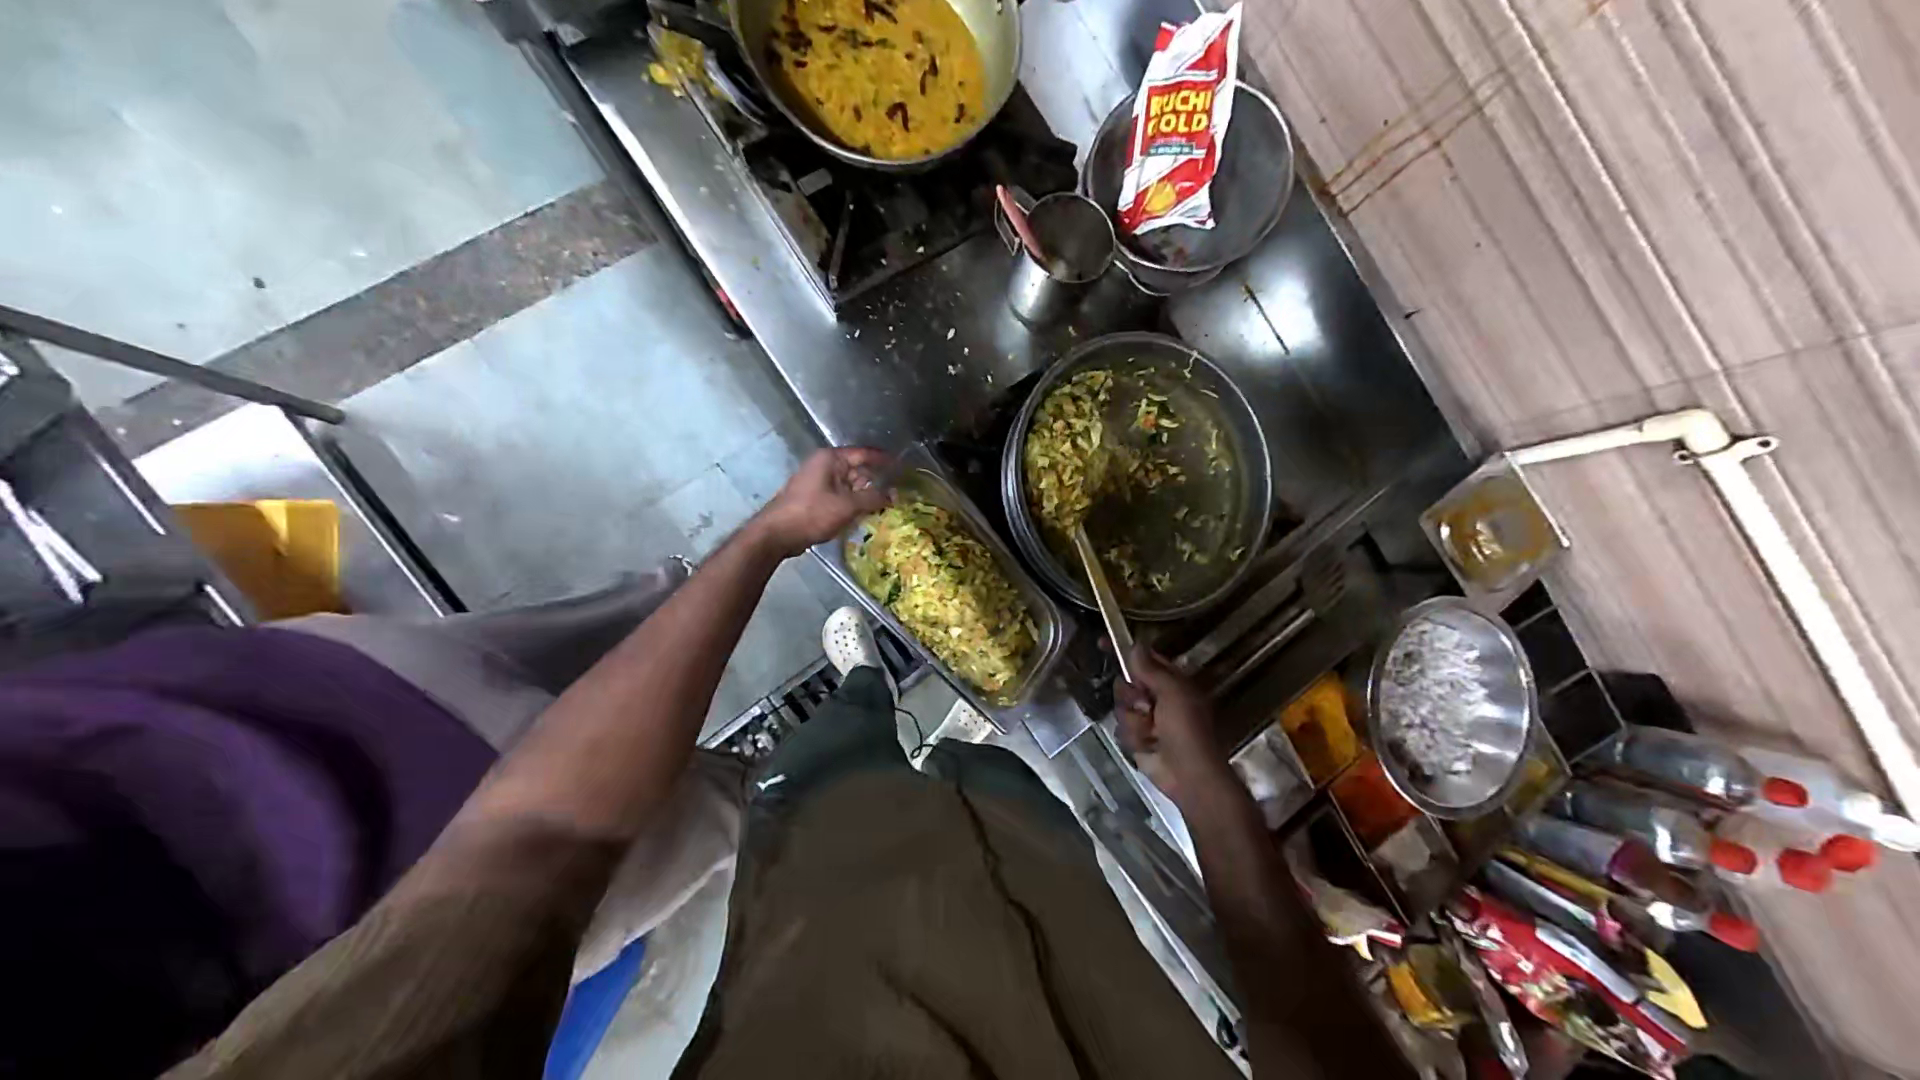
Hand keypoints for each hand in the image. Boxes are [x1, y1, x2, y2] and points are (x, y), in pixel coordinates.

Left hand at [753, 447, 891, 556]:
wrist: (777, 534)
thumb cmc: (812, 513)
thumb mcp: (847, 506)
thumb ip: (873, 498)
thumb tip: (894, 495)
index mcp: (830, 459)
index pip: (863, 453)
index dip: (884, 460)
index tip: (902, 466)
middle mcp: (824, 466)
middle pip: (857, 470)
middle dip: (876, 482)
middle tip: (897, 493)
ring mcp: (818, 482)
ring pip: (849, 485)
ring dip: (864, 496)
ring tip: (886, 506)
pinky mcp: (815, 498)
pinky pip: (840, 496)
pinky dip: (852, 503)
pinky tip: (865, 515)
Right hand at [1114, 644, 1231, 806]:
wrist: (1189, 775)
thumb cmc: (1187, 730)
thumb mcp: (1172, 693)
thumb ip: (1151, 669)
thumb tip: (1135, 644)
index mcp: (1171, 682)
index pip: (1143, 659)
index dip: (1124, 651)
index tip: (1103, 643)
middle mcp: (1158, 697)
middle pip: (1126, 683)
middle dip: (1130, 696)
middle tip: (1146, 706)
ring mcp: (1147, 718)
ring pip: (1121, 707)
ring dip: (1134, 721)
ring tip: (1152, 732)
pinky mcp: (1138, 738)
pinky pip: (1121, 728)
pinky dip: (1134, 737)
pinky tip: (1148, 745)